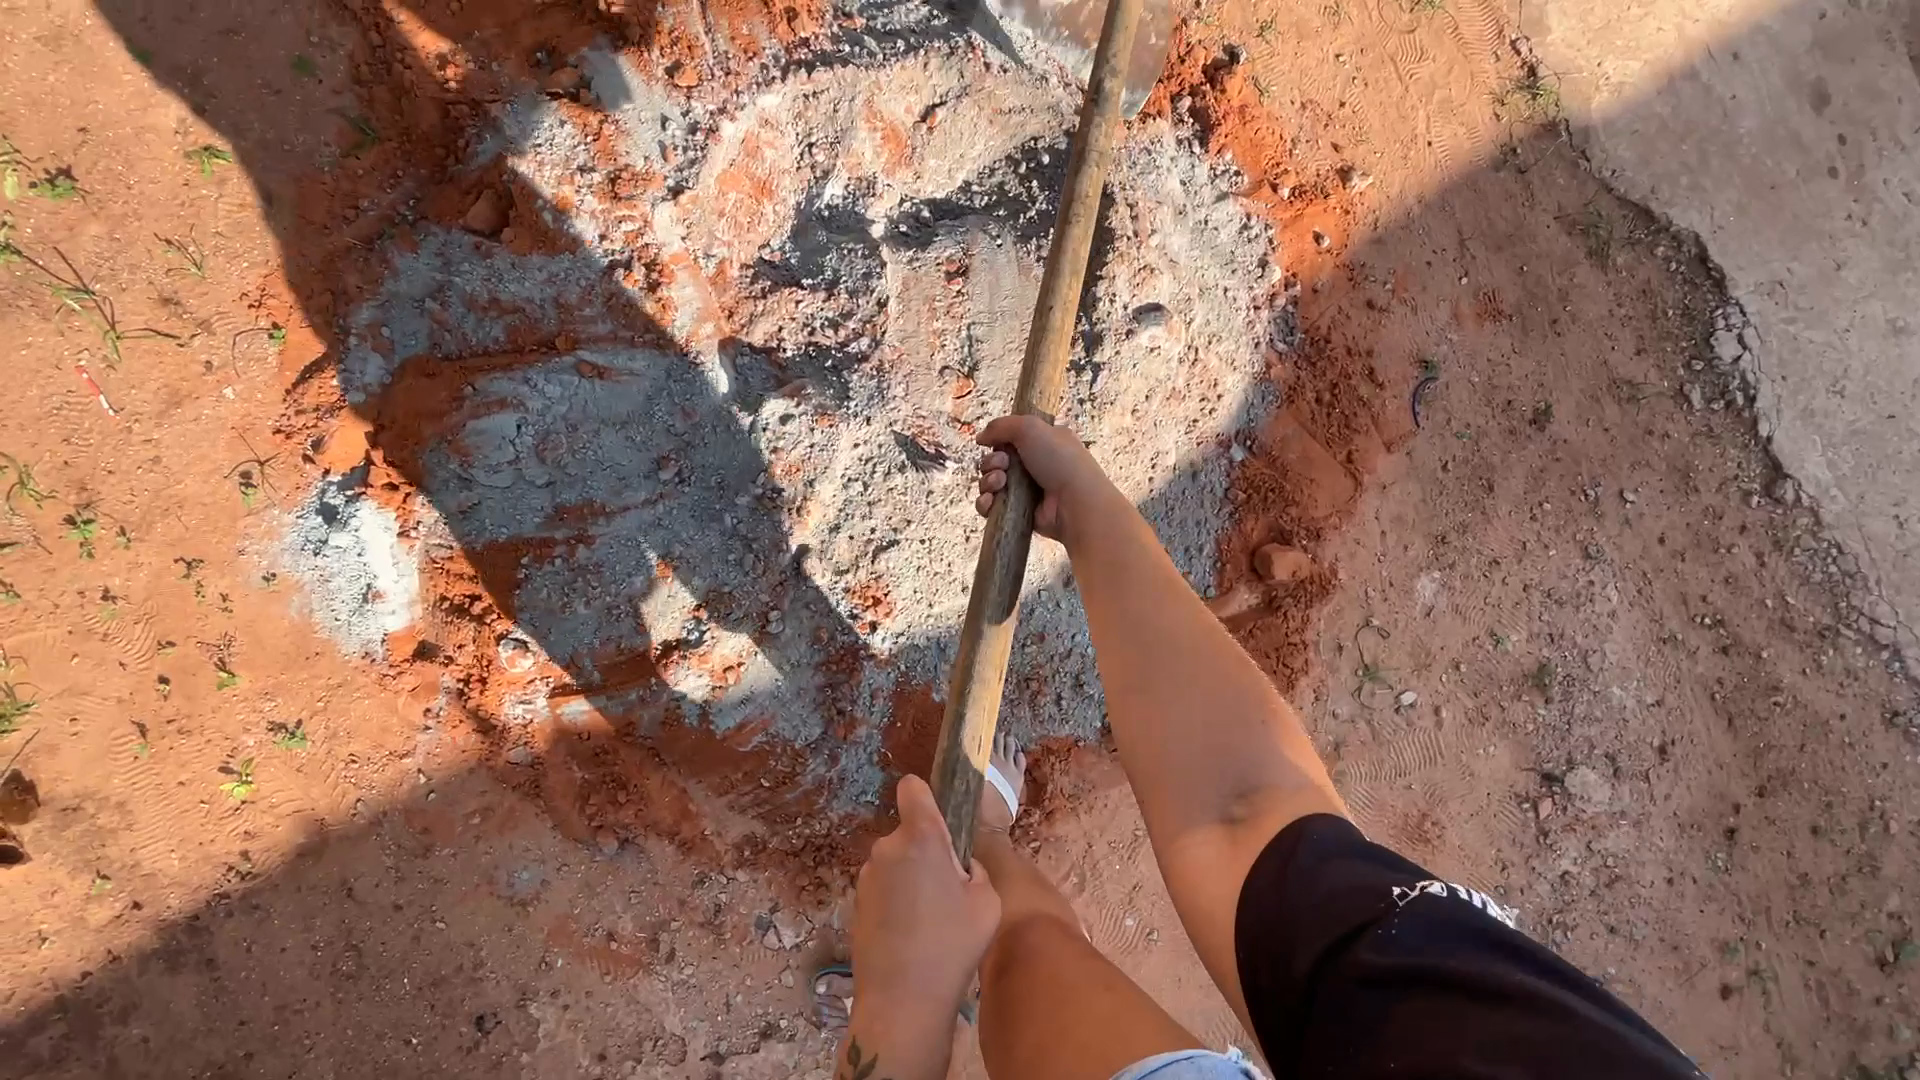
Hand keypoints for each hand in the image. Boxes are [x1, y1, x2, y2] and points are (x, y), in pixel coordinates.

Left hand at [849, 776, 1000, 1031]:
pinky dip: (896, 900)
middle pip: (909, 832)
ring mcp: (867, 876)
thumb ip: (973, 869)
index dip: (926, 797)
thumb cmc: (952, 946)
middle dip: (927, 850)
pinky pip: (884, 887)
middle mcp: (887, 847)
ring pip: (897, 861)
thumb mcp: (987, 901)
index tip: (941, 822)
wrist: (902, 1003)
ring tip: (929, 920)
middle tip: (947, 890)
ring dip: (911, 877)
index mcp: (920, 837)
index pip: (913, 788)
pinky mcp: (855, 902)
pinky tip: (910, 935)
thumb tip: (958, 866)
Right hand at [974, 415, 1127, 549]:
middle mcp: (1035, 466)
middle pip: (996, 462)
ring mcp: (1027, 491)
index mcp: (1042, 443)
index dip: (998, 442)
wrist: (1074, 502)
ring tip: (1000, 484)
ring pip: (991, 484)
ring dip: (988, 482)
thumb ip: (1001, 426)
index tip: (999, 445)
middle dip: (991, 463)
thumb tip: (980, 438)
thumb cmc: (1059, 460)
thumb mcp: (1031, 427)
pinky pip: (992, 507)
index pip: (1009, 440)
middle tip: (1003, 466)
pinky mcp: (1019, 513)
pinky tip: (991, 501)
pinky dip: (986, 504)